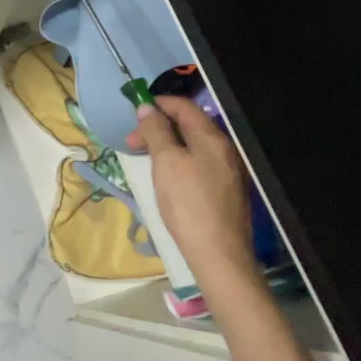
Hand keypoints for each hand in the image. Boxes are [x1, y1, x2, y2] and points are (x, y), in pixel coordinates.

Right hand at [127, 96, 256, 282]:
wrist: (219, 257)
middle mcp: (224, 150)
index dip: (156, 104)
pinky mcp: (225, 192)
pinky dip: (178, 163)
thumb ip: (156, 130)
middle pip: (187, 125)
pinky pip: (198, 165)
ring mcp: (228, 172)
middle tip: (132, 143)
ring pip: (191, 146)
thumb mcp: (166, 161)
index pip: (183, 106)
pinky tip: (165, 179)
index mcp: (212, 138)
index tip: (133, 114)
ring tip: (144, 162)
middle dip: (157, 128)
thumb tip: (147, 107)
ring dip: (165, 146)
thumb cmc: (188, 203)